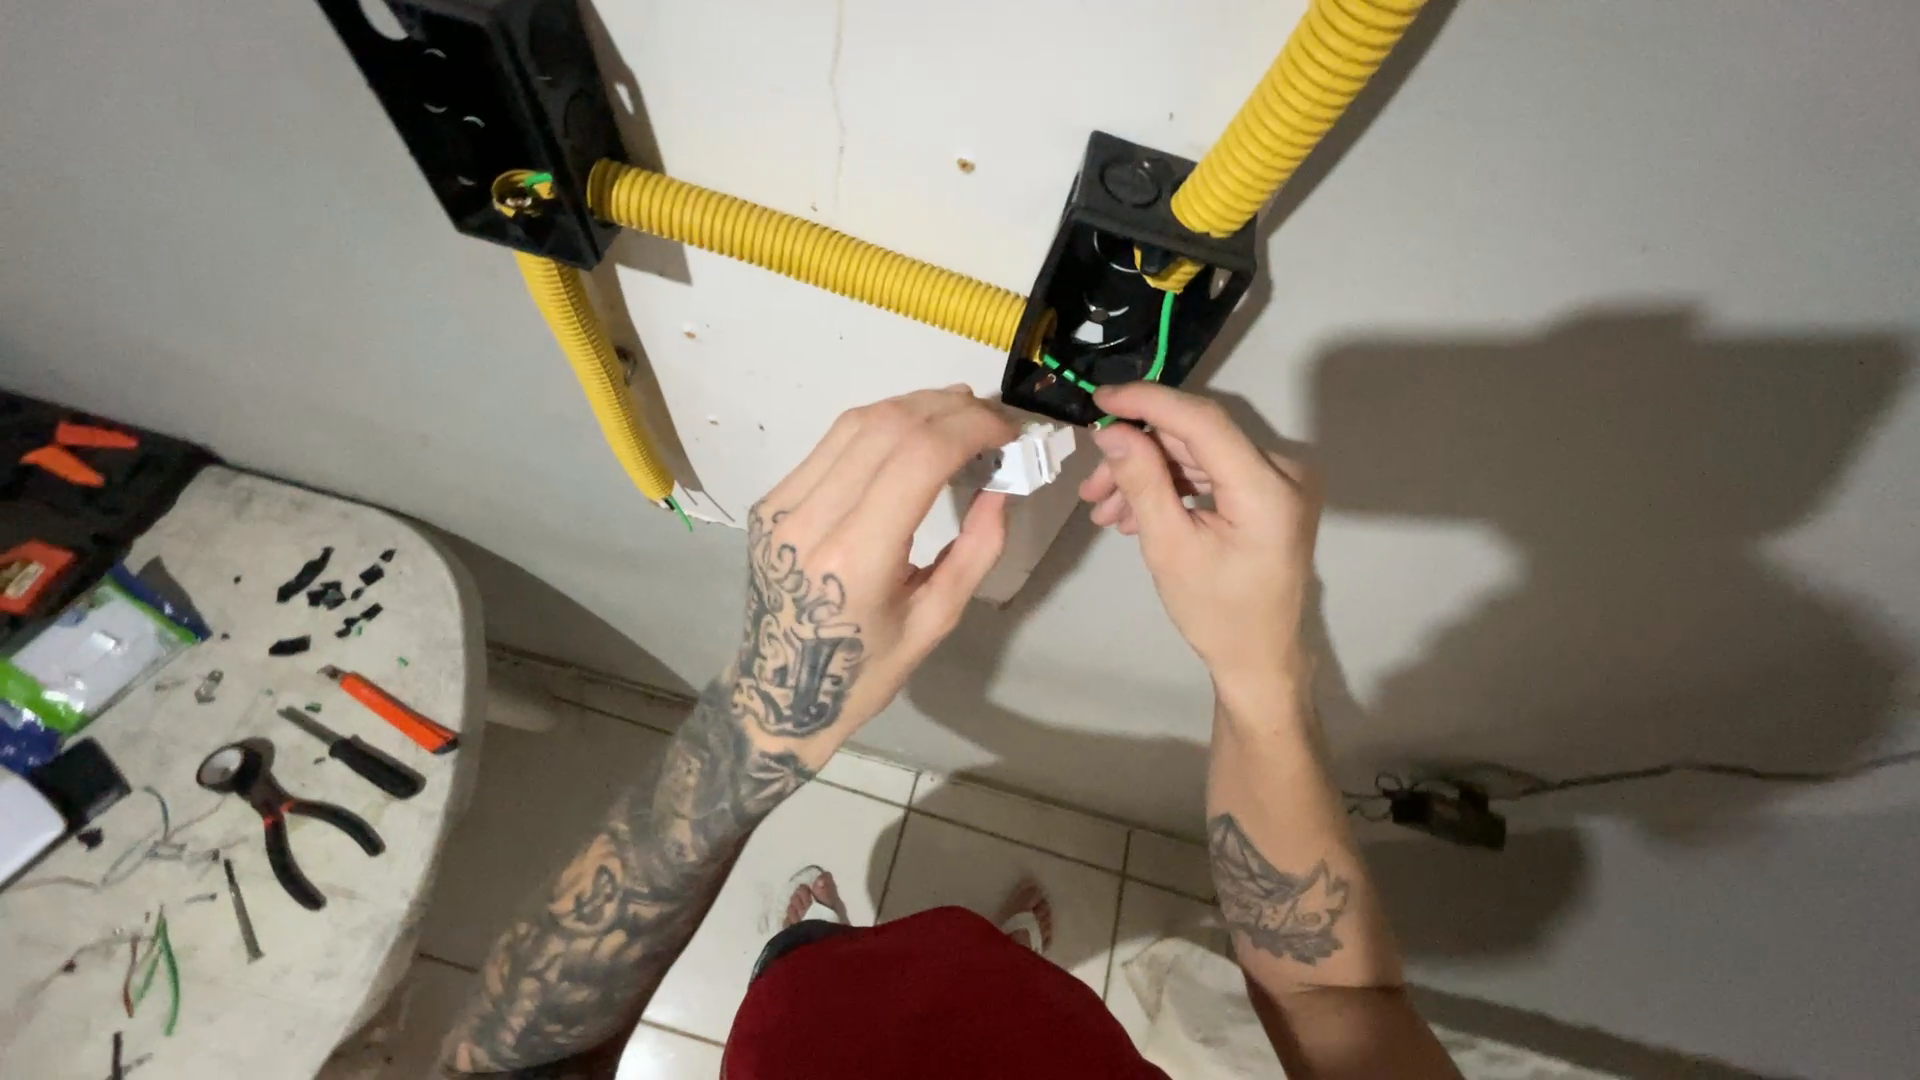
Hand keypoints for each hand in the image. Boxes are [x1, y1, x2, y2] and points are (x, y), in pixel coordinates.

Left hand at [731, 387, 1014, 755]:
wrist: (776, 696)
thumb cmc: (865, 672)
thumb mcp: (935, 621)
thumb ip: (977, 549)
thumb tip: (1002, 486)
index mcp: (856, 560)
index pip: (919, 456)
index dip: (972, 428)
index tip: (1008, 433)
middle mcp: (810, 520)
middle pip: (887, 426)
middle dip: (950, 409)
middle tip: (991, 419)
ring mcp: (781, 506)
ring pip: (856, 422)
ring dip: (914, 406)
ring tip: (958, 413)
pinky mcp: (770, 501)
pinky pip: (832, 443)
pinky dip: (880, 426)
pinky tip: (910, 434)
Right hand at [1079, 383, 1320, 688]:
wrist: (1259, 657)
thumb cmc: (1215, 613)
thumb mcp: (1169, 548)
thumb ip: (1142, 482)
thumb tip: (1111, 431)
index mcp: (1266, 488)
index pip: (1202, 421)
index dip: (1148, 403)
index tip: (1099, 400)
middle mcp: (1283, 471)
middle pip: (1195, 438)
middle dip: (1137, 455)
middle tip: (1091, 485)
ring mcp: (1278, 481)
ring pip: (1196, 455)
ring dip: (1147, 475)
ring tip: (1105, 510)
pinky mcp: (1268, 493)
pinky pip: (1210, 473)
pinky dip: (1171, 487)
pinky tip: (1134, 513)